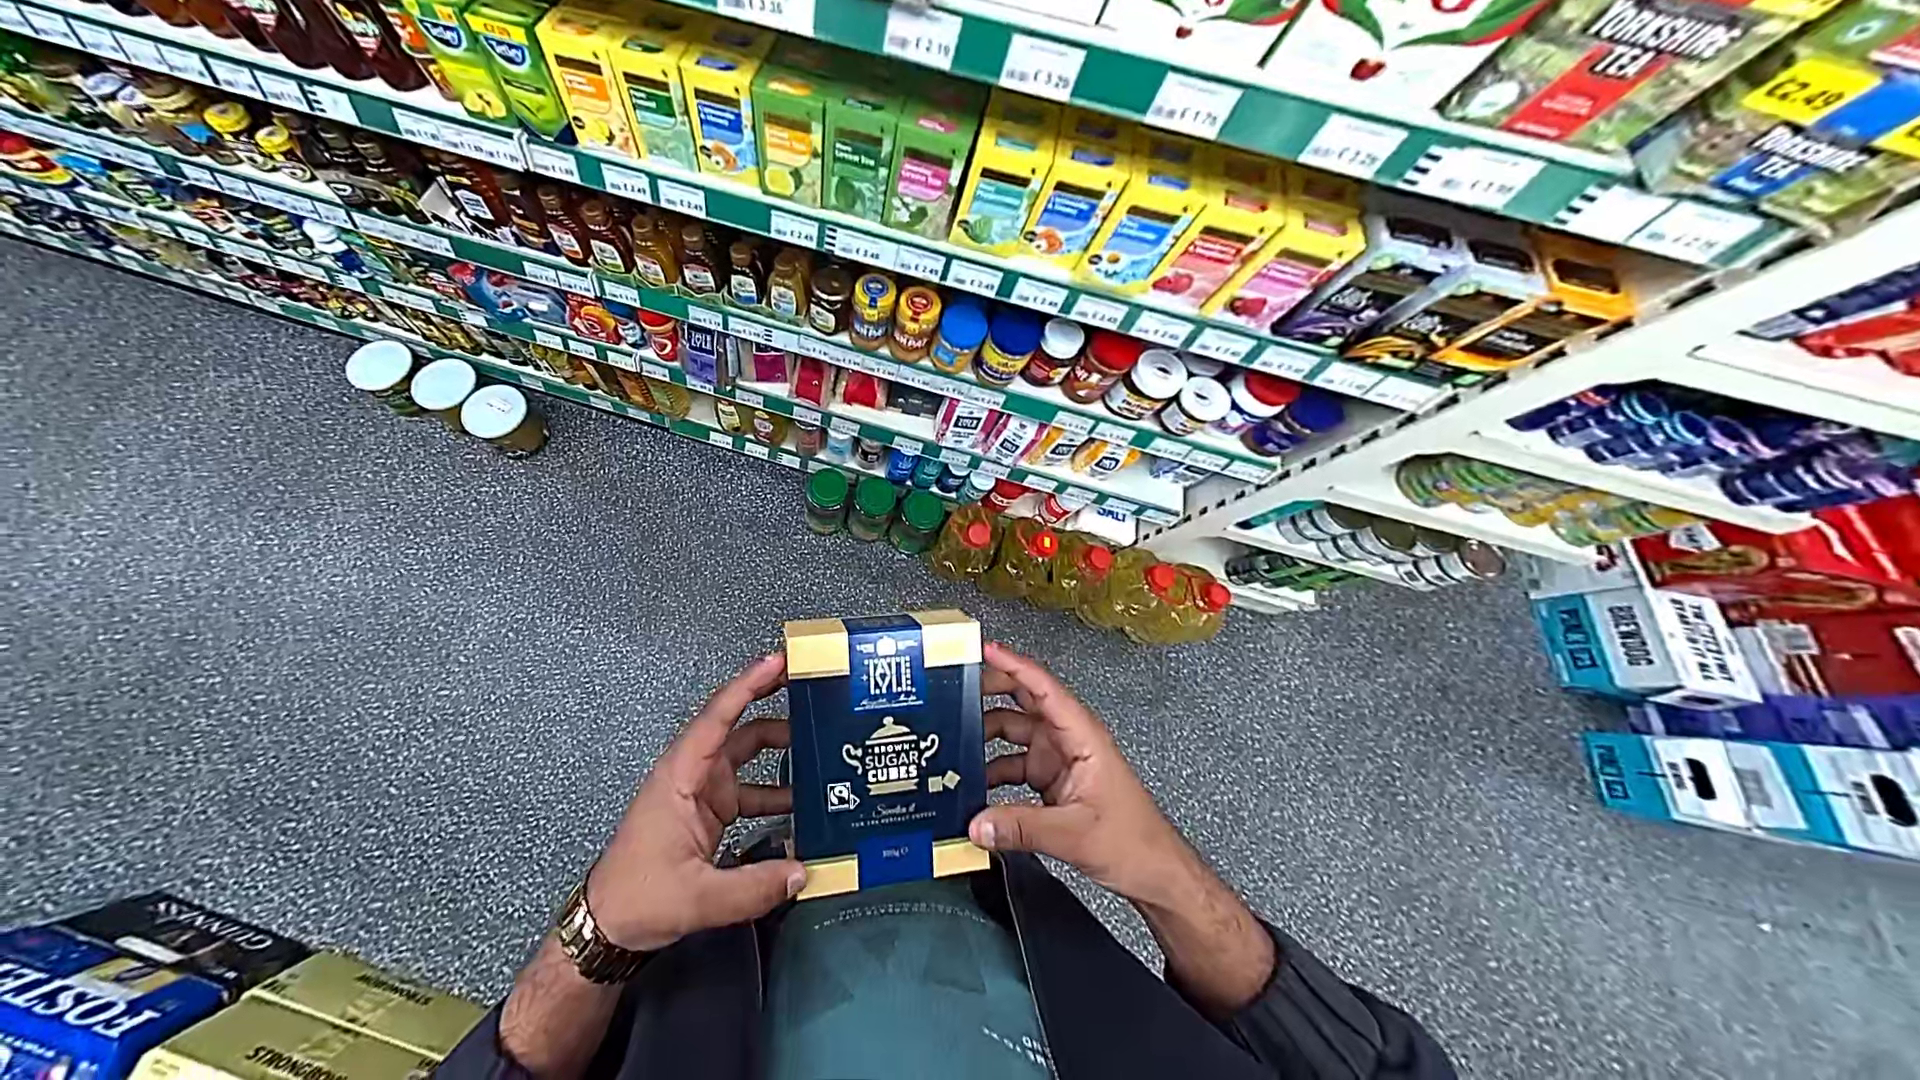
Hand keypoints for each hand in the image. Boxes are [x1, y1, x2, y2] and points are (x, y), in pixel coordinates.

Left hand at [585, 653, 805, 951]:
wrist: (607, 927)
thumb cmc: (636, 899)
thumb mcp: (697, 897)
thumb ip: (754, 887)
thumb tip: (803, 871)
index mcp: (681, 777)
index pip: (718, 717)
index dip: (748, 685)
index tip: (777, 662)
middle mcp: (693, 774)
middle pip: (737, 724)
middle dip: (771, 699)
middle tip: (808, 685)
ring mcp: (703, 791)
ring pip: (747, 753)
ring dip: (780, 744)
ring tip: (818, 740)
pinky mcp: (711, 810)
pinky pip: (753, 786)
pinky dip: (778, 788)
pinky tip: (804, 801)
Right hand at [970, 642, 1275, 1016]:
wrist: (1153, 871)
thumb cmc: (1134, 841)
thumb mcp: (1074, 834)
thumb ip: (1020, 828)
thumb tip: (976, 822)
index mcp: (1082, 736)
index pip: (1044, 688)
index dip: (1014, 665)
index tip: (985, 651)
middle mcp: (1068, 740)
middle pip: (1024, 702)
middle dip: (990, 692)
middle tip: (954, 689)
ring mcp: (1058, 759)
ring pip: (1014, 734)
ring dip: (985, 735)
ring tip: (953, 738)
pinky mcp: (1050, 780)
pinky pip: (1012, 764)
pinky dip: (991, 769)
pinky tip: (971, 782)